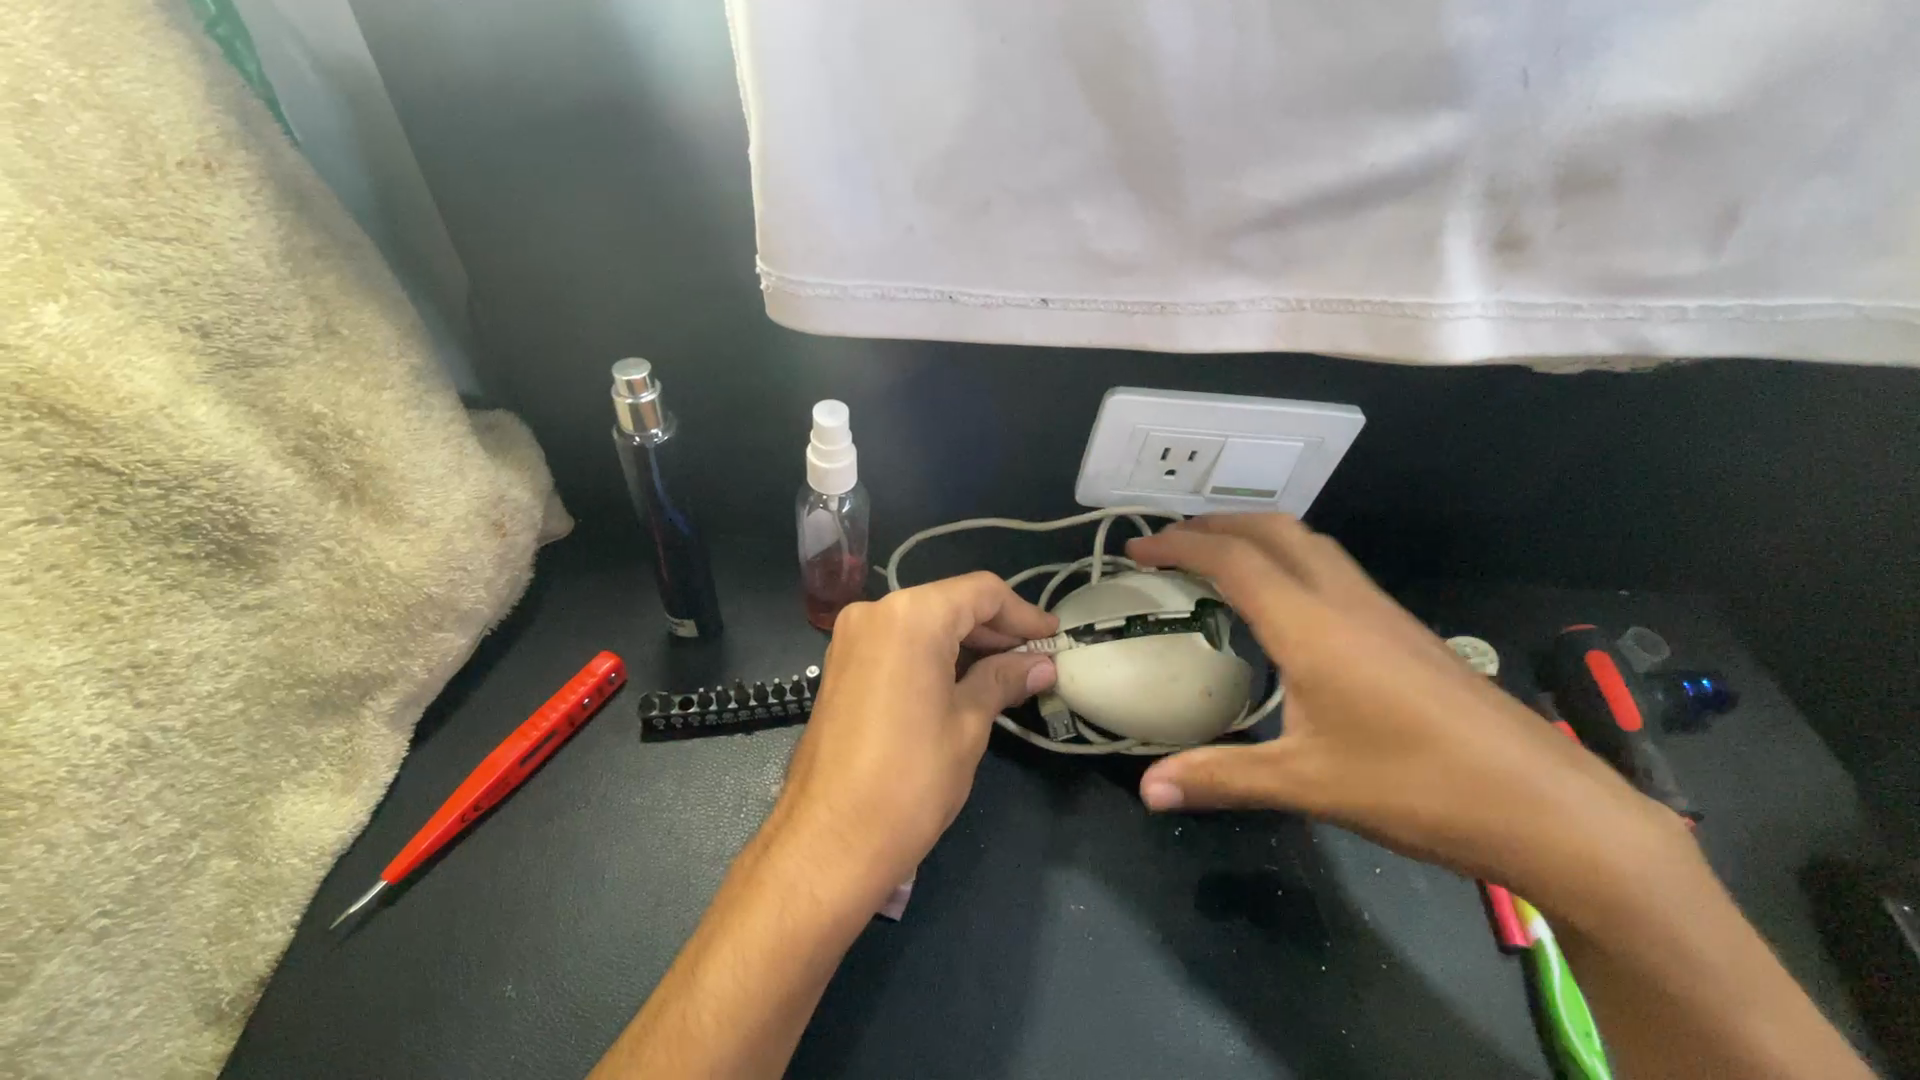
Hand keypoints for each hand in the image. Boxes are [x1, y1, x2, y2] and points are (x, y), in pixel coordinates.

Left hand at [767, 572, 1058, 896]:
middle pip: (949, 603)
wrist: (829, 840)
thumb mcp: (968, 725)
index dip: (1023, 613)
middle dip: (995, 630)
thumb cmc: (910, 780)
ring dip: (965, 645)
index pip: (981, 592)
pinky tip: (963, 684)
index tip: (1053, 638)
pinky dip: (933, 657)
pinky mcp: (839, 668)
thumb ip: (1003, 681)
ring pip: (922, 624)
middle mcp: (874, 613)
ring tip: (1007, 677)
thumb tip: (1041, 664)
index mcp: (911, 616)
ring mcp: (850, 640)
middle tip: (1035, 661)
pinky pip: (897, 645)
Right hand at [1125, 515, 1684, 904]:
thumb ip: (1220, 778)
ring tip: (1220, 563)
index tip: (1137, 547)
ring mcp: (1383, 612)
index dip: (1179, 545)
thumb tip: (1147, 790)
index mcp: (1311, 626)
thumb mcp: (1306, 785)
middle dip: (1217, 524)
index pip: (1233, 560)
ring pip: (1311, 544)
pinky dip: (1292, 562)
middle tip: (1172, 544)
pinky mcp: (1406, 632)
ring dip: (1258, 537)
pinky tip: (1286, 608)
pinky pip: (1335, 571)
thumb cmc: (1417, 787)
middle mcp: (1346, 602)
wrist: (1543, 803)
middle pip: (1275, 530)